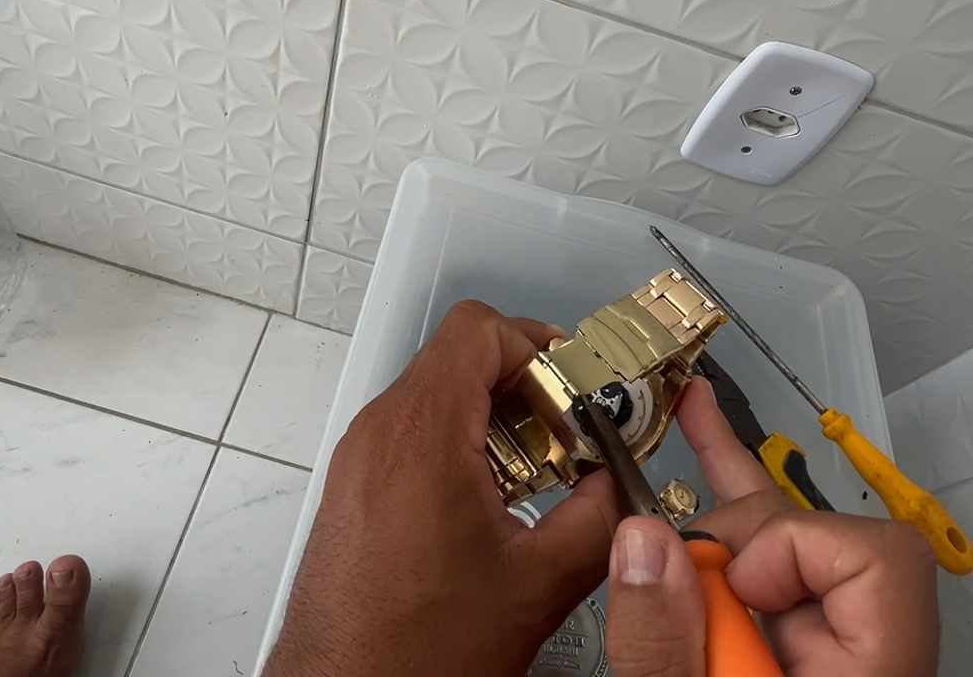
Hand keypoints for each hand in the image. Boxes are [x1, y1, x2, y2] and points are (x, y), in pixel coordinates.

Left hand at [266, 300, 618, 676]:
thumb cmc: (417, 653)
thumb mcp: (535, 585)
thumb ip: (596, 519)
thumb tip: (618, 483)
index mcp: (422, 434)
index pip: (476, 329)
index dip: (530, 340)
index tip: (567, 379)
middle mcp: (381, 428)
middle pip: (457, 354)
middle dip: (520, 381)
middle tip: (561, 428)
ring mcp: (360, 451)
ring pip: (434, 388)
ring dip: (489, 412)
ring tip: (531, 468)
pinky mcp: (354, 477)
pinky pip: (411, 425)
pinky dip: (457, 437)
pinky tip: (488, 494)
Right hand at [606, 378, 938, 676]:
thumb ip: (664, 650)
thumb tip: (643, 535)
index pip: (879, 563)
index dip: (801, 546)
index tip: (735, 579)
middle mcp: (857, 659)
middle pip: (818, 539)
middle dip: (737, 530)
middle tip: (671, 549)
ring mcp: (822, 649)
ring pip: (782, 538)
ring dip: (722, 501)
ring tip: (689, 415)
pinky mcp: (788, 645)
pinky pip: (760, 557)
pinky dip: (723, 506)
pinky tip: (703, 432)